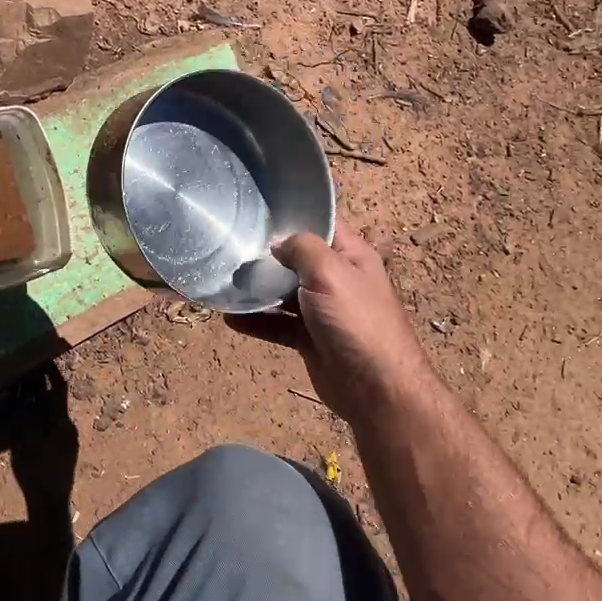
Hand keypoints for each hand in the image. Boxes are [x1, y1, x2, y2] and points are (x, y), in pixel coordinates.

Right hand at [228, 228, 434, 418]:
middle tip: (229, 245)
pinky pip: (276, 323)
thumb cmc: (357, 322)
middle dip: (264, 253)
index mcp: (351, 257)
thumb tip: (276, 244)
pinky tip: (230, 317)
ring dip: (255, 289)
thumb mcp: (330, 272)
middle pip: (294, 258)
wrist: (378, 390)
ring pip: (282, 292)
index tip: (254, 210)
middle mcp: (336, 279)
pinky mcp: (309, 337)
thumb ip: (302, 247)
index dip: (292, 216)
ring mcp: (322, 310)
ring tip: (224, 282)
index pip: (320, 224)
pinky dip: (255, 320)